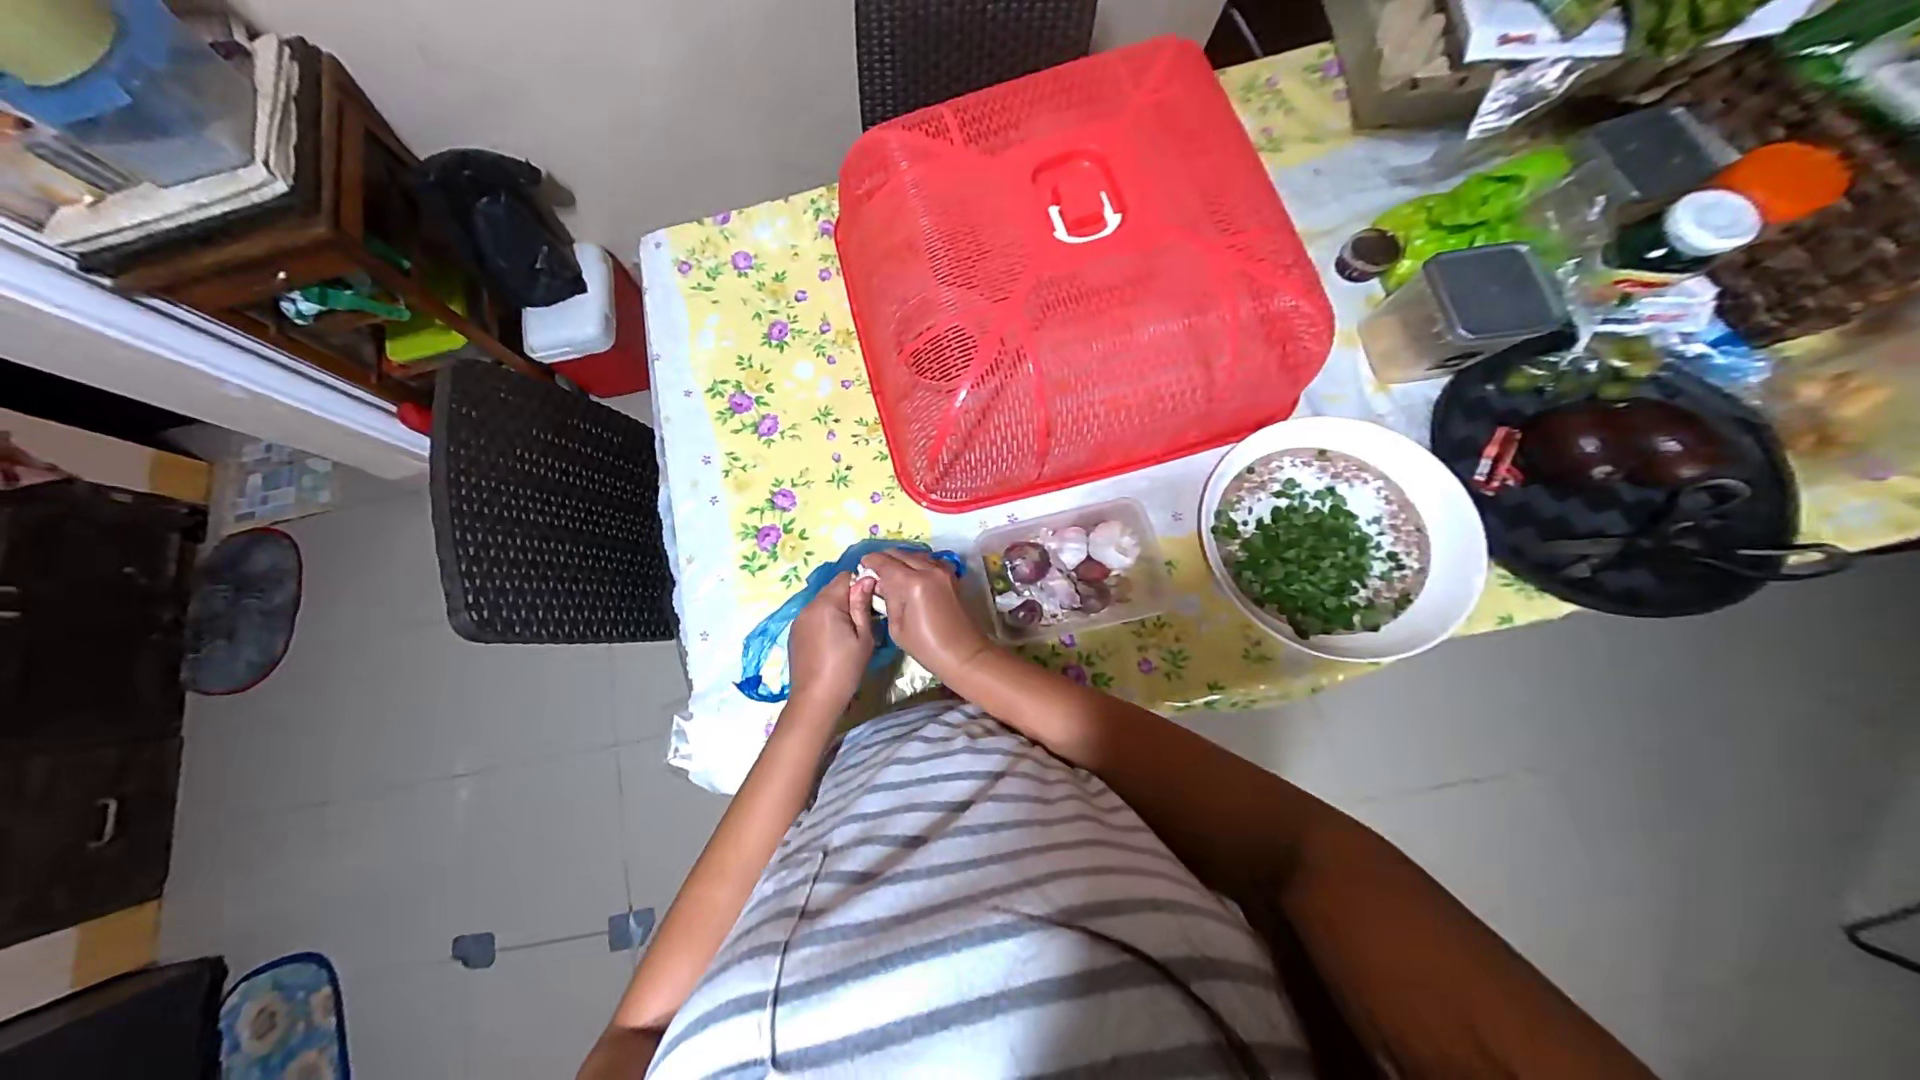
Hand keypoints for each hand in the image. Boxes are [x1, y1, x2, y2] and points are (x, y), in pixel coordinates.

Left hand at [786, 571, 876, 710]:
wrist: (815, 699)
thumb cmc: (845, 669)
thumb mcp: (863, 637)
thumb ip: (862, 605)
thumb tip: (866, 579)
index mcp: (827, 604)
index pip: (845, 576)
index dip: (861, 583)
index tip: (873, 600)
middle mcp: (809, 606)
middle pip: (832, 588)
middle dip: (849, 595)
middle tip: (865, 616)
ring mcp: (799, 619)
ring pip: (822, 602)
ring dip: (837, 607)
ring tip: (850, 629)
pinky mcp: (795, 632)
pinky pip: (814, 615)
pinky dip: (825, 619)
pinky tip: (834, 639)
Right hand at [859, 550, 990, 679]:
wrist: (964, 653)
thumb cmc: (927, 647)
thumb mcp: (897, 626)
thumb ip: (888, 599)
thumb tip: (882, 584)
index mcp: (913, 583)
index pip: (886, 562)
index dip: (871, 561)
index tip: (862, 564)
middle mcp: (929, 570)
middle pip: (901, 554)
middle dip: (885, 558)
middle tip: (874, 568)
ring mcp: (943, 571)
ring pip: (916, 554)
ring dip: (902, 558)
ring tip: (891, 570)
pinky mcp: (952, 576)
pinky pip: (930, 560)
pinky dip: (917, 562)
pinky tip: (911, 573)